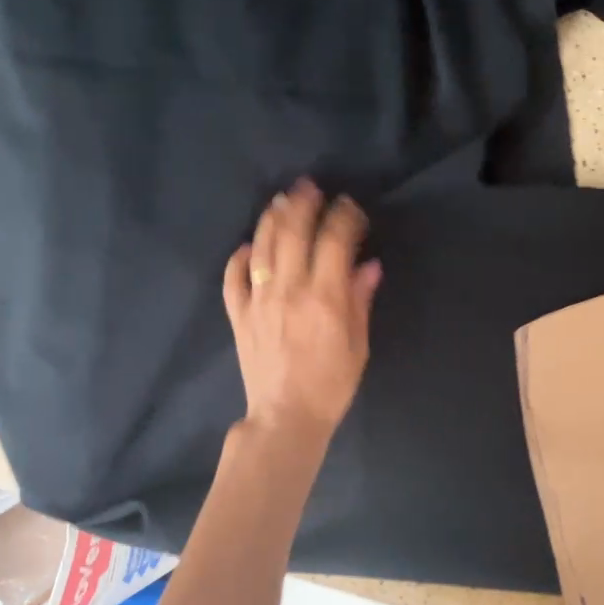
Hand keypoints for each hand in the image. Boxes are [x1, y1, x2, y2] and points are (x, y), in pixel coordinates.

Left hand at [223, 179, 381, 445]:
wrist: (286, 417)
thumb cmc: (331, 385)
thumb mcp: (358, 345)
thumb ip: (360, 301)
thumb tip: (369, 265)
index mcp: (325, 297)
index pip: (335, 241)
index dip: (344, 217)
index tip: (351, 207)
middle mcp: (289, 289)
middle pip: (294, 232)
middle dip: (304, 204)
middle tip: (310, 187)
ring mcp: (259, 300)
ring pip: (262, 246)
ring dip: (273, 218)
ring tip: (281, 201)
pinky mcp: (238, 314)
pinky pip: (234, 277)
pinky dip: (240, 256)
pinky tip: (249, 246)